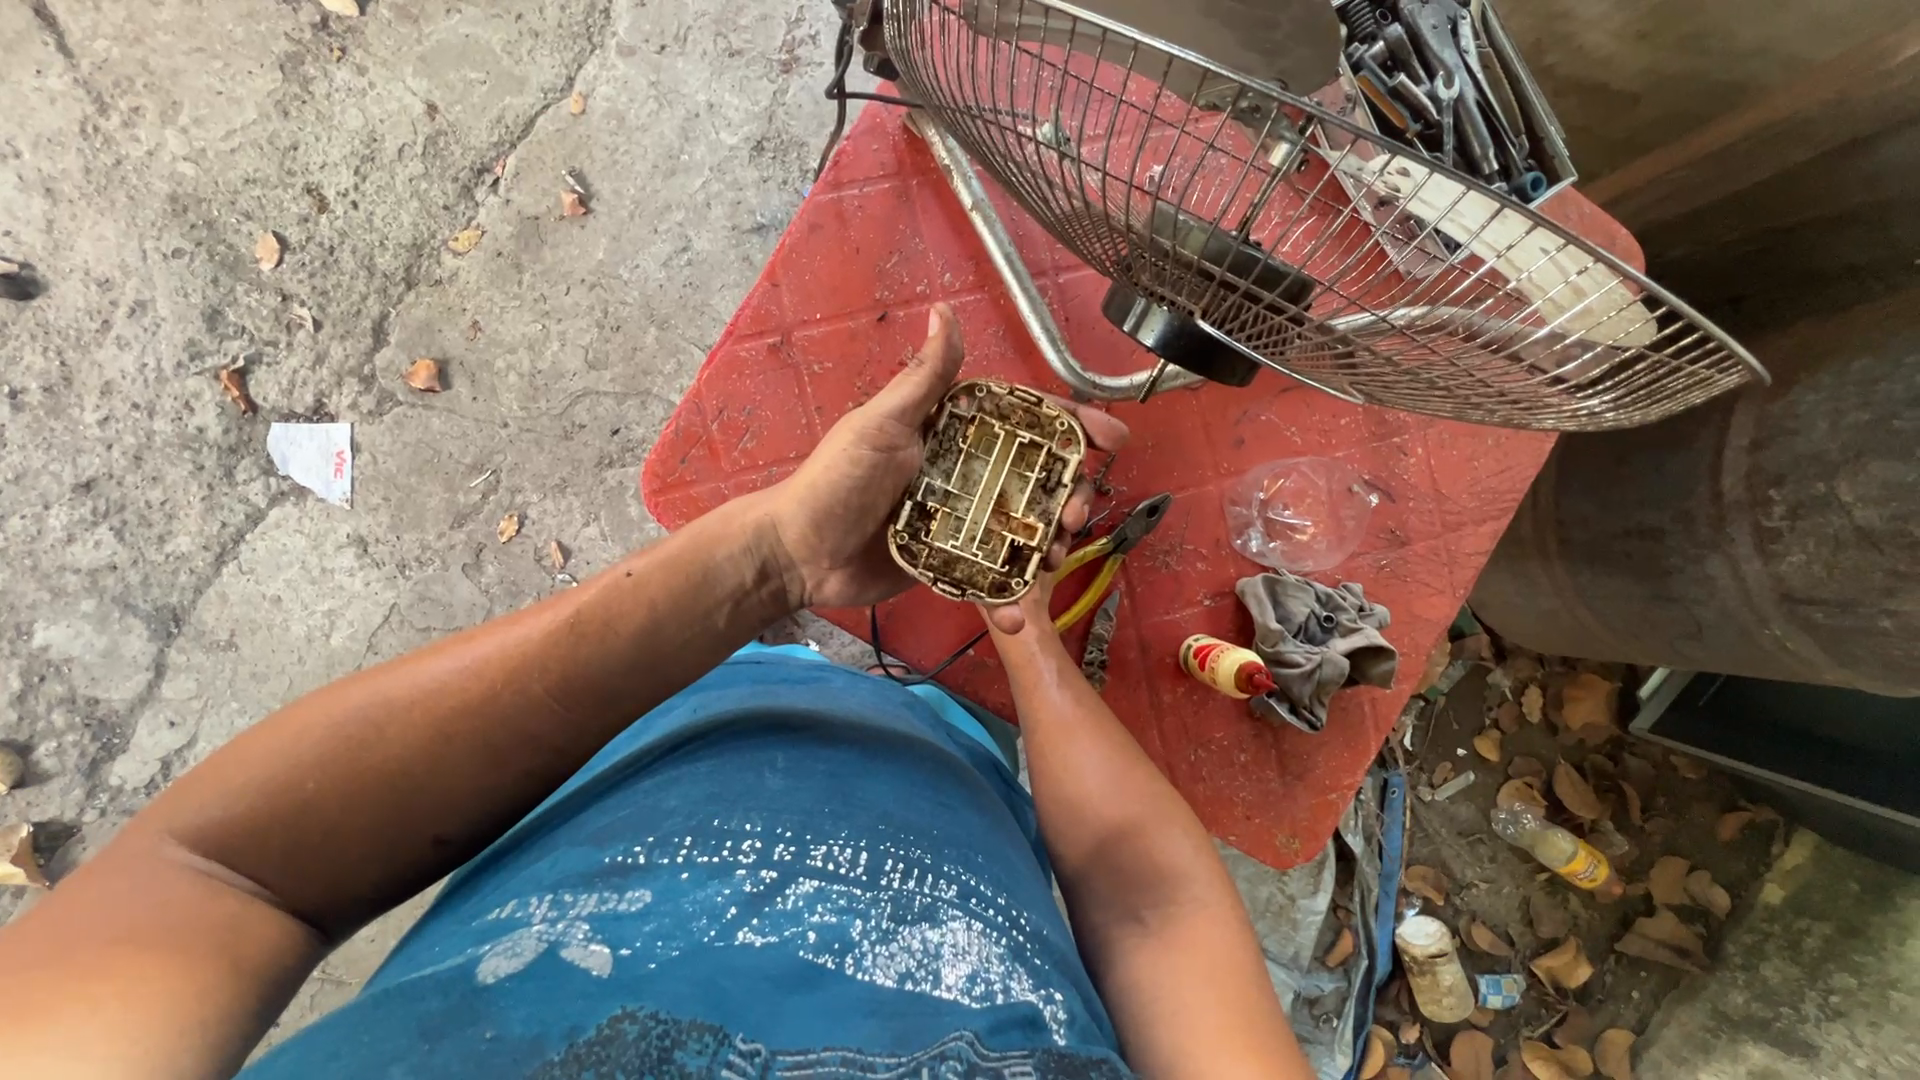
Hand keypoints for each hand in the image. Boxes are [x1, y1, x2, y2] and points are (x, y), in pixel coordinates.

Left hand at [763, 303, 1126, 614]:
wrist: (799, 553)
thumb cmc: (837, 481)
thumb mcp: (882, 425)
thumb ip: (923, 379)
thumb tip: (944, 311)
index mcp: (955, 435)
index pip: (1025, 422)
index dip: (1072, 426)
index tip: (1111, 438)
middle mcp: (964, 474)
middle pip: (1036, 480)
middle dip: (1069, 494)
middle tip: (1076, 515)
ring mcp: (959, 522)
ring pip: (1021, 530)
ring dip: (1048, 544)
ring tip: (1053, 558)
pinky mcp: (949, 563)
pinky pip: (989, 577)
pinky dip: (1007, 596)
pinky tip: (1019, 612)